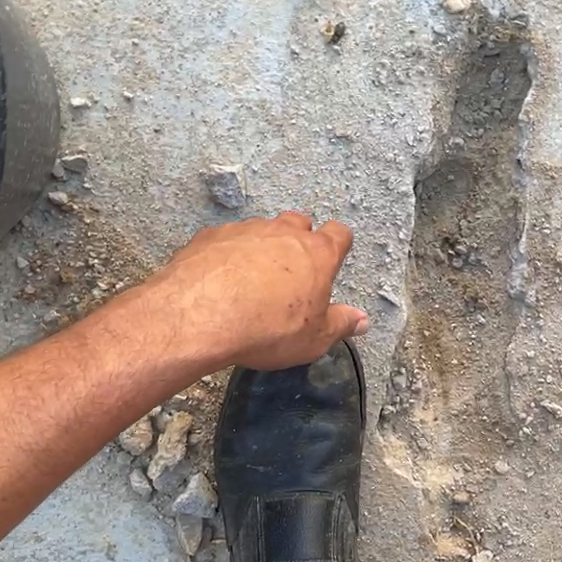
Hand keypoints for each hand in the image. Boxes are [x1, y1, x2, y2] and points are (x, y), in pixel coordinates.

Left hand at [138, 212, 368, 369]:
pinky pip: (226, 240)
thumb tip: (361, 321)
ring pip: (262, 230)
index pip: (339, 234)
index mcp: (317, 254)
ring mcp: (245, 230)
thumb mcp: (315, 338)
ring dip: (262, 248)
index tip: (333, 259)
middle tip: (293, 272)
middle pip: (299, 223)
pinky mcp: (210, 237)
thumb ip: (341, 325)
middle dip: (299, 241)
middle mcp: (283, 233)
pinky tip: (222, 281)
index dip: (338, 245)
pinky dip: (229, 255)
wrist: (200, 317)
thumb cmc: (267, 328)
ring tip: (253, 281)